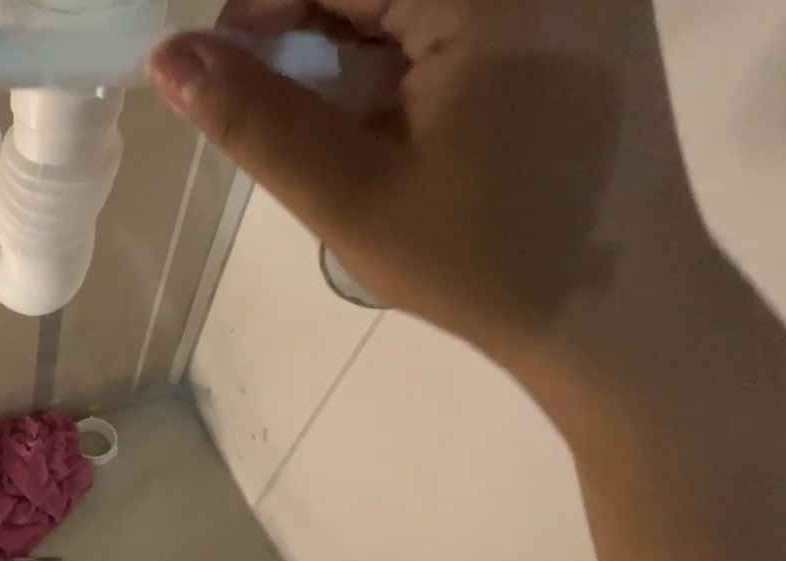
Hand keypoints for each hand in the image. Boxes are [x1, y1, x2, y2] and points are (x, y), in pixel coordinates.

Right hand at [151, 0, 713, 360]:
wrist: (616, 306)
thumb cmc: (477, 260)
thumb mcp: (347, 196)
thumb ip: (253, 120)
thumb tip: (168, 58)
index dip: (259, 7)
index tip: (221, 76)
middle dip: (305, 24)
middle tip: (284, 109)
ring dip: (350, 39)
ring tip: (347, 125)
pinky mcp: (579, 6)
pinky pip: (454, 8)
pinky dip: (400, 45)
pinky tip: (394, 111)